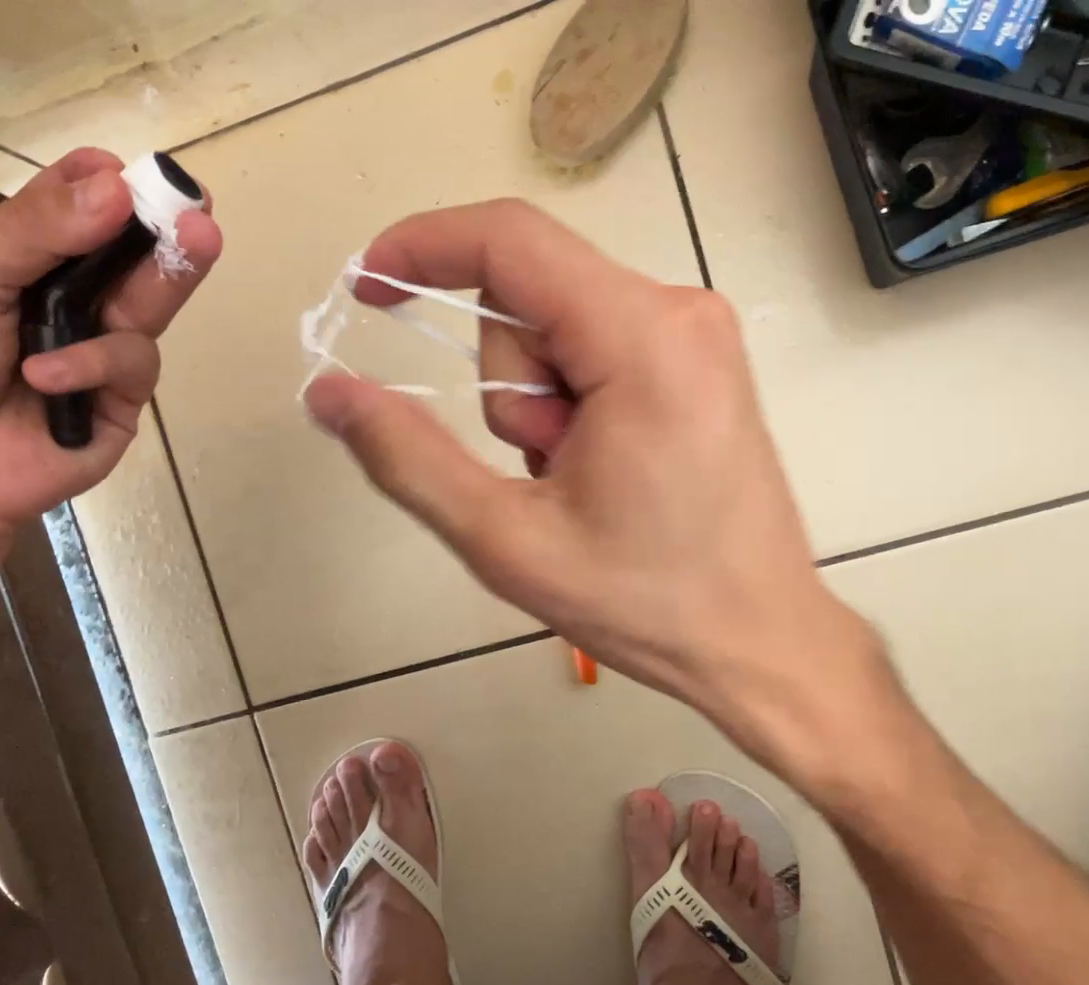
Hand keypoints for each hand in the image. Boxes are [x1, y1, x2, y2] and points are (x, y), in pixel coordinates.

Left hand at [0, 148, 222, 545]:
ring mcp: (101, 353)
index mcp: (21, 262)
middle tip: (202, 207)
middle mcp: (69, 303)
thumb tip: (113, 183)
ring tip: (198, 242)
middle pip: (132, 259)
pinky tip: (47, 376)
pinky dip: (94, 364)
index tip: (133, 173)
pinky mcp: (122, 403)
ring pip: (152, 307)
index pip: (76, 214)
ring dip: (168, 276)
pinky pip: (132, 365)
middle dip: (170, 229)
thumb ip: (32, 230)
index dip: (107, 190)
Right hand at [304, 200, 875, 778]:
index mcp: (644, 339)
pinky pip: (601, 346)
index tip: (366, 290)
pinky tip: (607, 467)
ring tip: (581, 478)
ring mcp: (700, 333)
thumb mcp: (509, 541)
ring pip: (562, 326)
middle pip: (532, 295)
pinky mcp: (703, 360)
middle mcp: (682, 311)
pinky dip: (576, 402)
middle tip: (545, 469)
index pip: (510, 240)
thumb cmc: (647, 603)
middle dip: (508, 383)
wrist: (759, 638)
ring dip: (542, 402)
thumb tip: (329, 390)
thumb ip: (409, 458)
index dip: (422, 248)